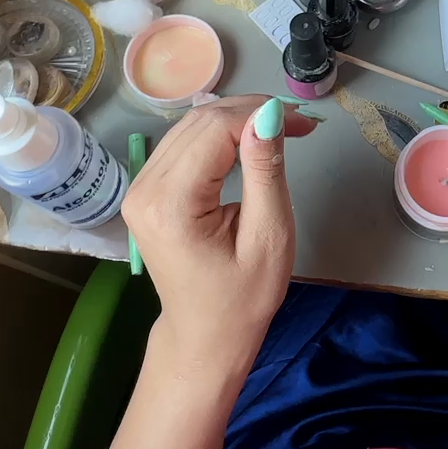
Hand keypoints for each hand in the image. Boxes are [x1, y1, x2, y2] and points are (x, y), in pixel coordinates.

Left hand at [120, 96, 317, 368]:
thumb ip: (266, 171)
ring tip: (282, 129)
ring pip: (193, 124)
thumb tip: (270, 114)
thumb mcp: (268, 236)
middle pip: (202, 120)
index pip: (216, 129)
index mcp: (171, 204)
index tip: (306, 125)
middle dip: (254, 111)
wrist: (206, 337)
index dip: (262, 114)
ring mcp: (141, 186)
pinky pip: (186, 140)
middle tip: (301, 125)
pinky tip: (251, 139)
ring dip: (240, 117)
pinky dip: (223, 131)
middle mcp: (145, 188)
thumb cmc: (243, 297)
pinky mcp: (148, 187)